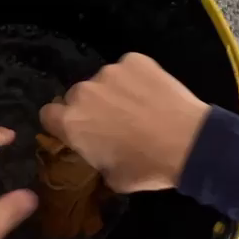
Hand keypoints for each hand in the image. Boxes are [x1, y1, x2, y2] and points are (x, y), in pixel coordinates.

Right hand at [40, 53, 211, 192]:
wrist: (189, 143)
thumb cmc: (148, 168)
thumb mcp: (113, 178)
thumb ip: (95, 159)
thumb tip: (98, 153)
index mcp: (72, 122)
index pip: (49, 114)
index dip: (61, 122)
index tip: (78, 130)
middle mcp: (83, 92)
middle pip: (77, 95)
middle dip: (90, 107)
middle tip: (114, 122)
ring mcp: (109, 72)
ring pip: (103, 81)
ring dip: (113, 92)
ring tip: (139, 108)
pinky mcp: (133, 59)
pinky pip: (128, 68)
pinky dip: (136, 79)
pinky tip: (152, 94)